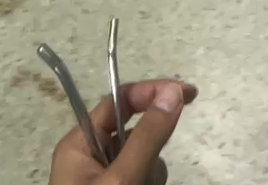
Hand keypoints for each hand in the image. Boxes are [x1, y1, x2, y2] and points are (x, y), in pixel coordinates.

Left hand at [50, 78, 197, 184]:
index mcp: (79, 145)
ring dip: (152, 175)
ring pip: (145, 158)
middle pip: (136, 130)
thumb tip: (173, 91)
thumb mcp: (123, 181)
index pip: (120, 99)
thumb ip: (148, 136)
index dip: (153, 90)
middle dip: (153, 148)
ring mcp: (105, 181)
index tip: (188, 94)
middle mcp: (90, 158)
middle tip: (152, 176)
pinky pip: (144, 179)